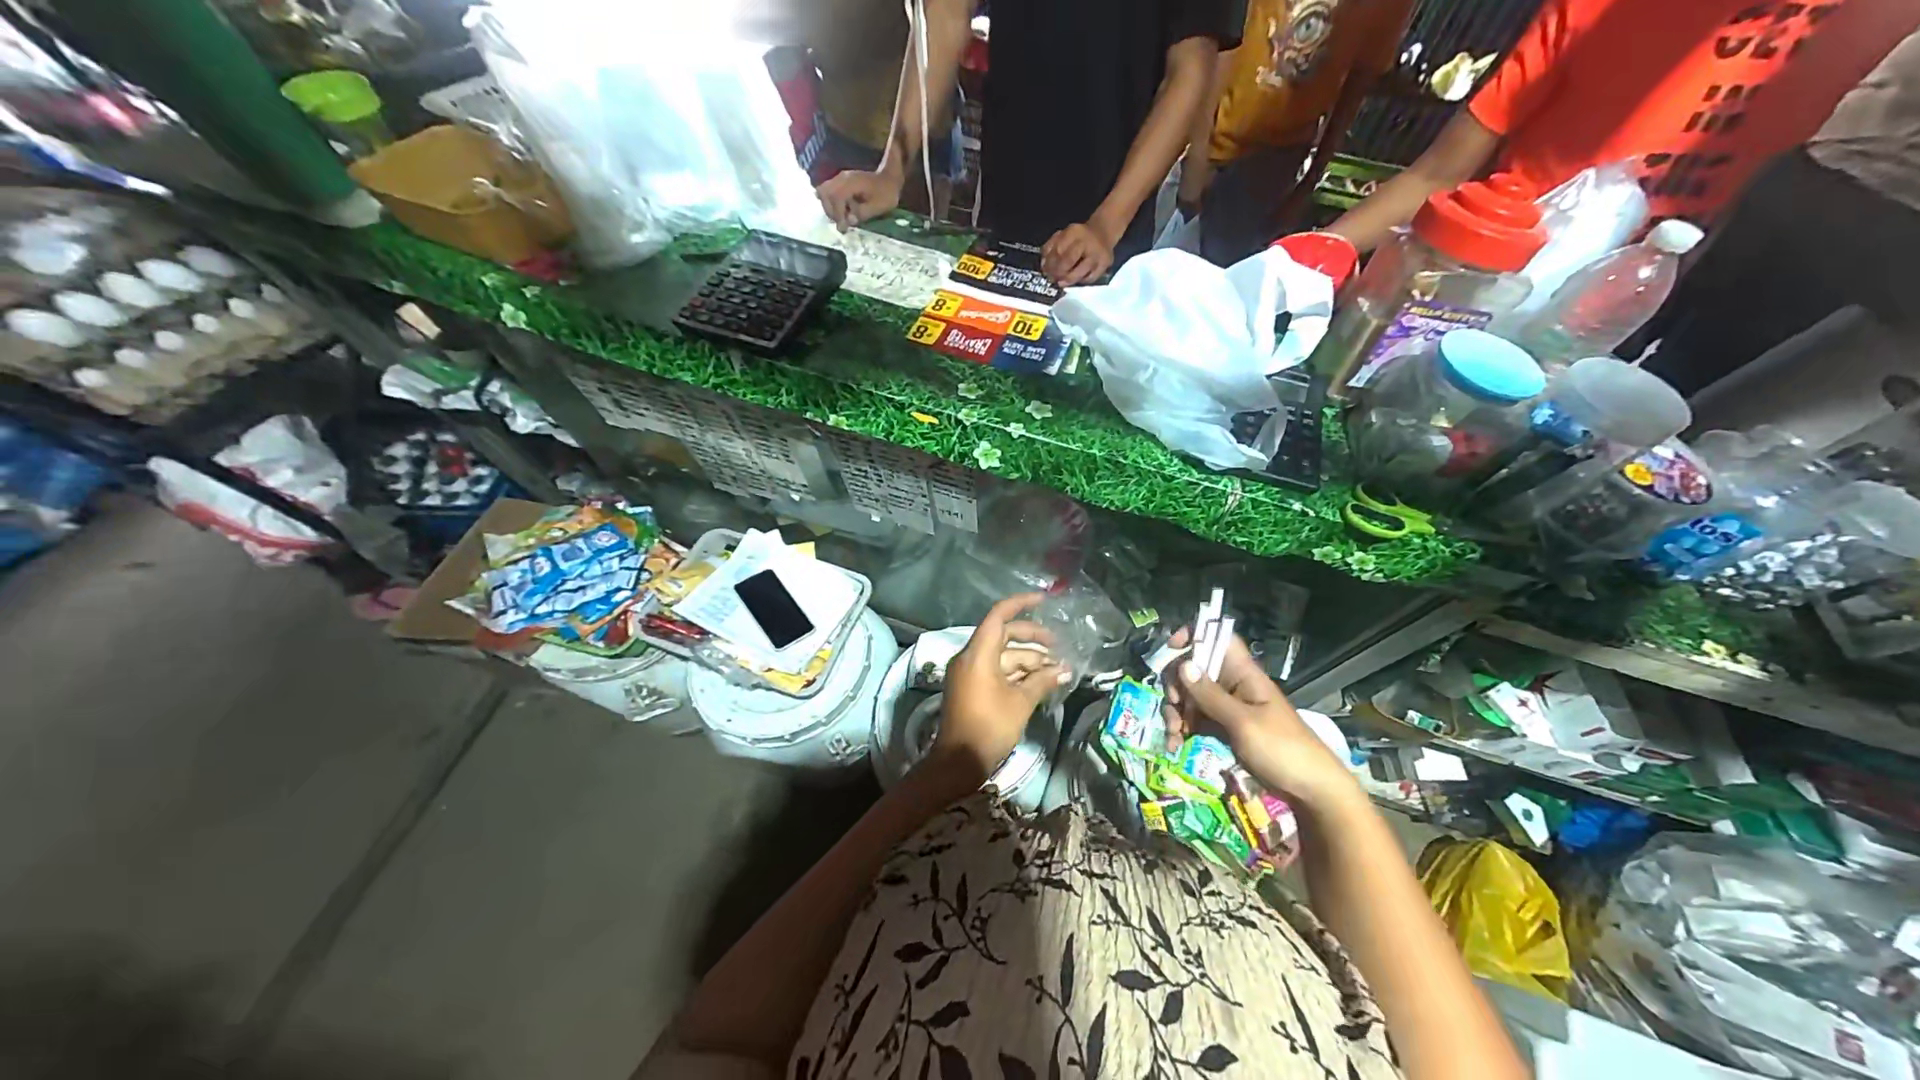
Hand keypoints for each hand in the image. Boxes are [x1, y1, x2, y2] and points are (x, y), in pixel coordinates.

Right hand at [816, 167, 903, 229]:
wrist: (889, 178)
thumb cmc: (886, 193)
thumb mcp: (878, 207)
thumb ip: (862, 213)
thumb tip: (849, 220)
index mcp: (852, 183)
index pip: (836, 197)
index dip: (837, 214)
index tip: (843, 228)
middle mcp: (842, 178)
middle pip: (825, 193)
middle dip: (831, 211)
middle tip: (841, 224)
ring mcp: (840, 177)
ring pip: (823, 191)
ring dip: (828, 207)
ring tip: (839, 218)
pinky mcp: (840, 180)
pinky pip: (827, 190)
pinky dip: (829, 201)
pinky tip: (838, 210)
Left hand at [933, 593, 1070, 782]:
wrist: (959, 761)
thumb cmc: (990, 726)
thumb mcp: (1021, 702)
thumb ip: (1042, 680)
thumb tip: (1064, 669)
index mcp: (978, 654)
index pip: (999, 616)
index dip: (1021, 604)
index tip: (1043, 600)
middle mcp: (970, 658)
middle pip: (1002, 636)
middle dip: (1031, 638)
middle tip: (1057, 645)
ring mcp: (968, 673)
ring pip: (1002, 656)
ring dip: (1027, 660)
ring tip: (1055, 669)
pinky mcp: (971, 688)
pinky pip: (996, 670)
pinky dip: (1016, 673)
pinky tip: (1039, 681)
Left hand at [1040, 221, 1116, 284]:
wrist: (1103, 233)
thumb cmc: (1078, 237)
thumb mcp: (1063, 235)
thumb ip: (1050, 248)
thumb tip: (1044, 265)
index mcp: (1074, 232)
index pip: (1058, 250)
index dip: (1050, 264)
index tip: (1045, 272)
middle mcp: (1087, 242)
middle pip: (1068, 262)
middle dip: (1058, 273)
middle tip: (1053, 279)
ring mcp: (1097, 254)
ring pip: (1079, 274)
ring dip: (1067, 281)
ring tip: (1061, 282)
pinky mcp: (1105, 265)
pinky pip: (1089, 279)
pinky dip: (1080, 282)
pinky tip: (1075, 280)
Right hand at [1162, 629, 1359, 811]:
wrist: (1310, 790)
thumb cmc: (1282, 749)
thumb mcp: (1243, 722)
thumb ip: (1211, 695)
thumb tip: (1183, 665)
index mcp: (1243, 674)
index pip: (1218, 639)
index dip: (1193, 636)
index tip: (1170, 650)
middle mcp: (1232, 686)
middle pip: (1194, 670)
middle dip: (1176, 686)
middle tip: (1175, 706)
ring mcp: (1227, 709)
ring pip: (1190, 697)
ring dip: (1176, 712)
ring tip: (1174, 734)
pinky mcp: (1223, 730)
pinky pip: (1195, 721)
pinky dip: (1182, 730)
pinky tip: (1175, 744)